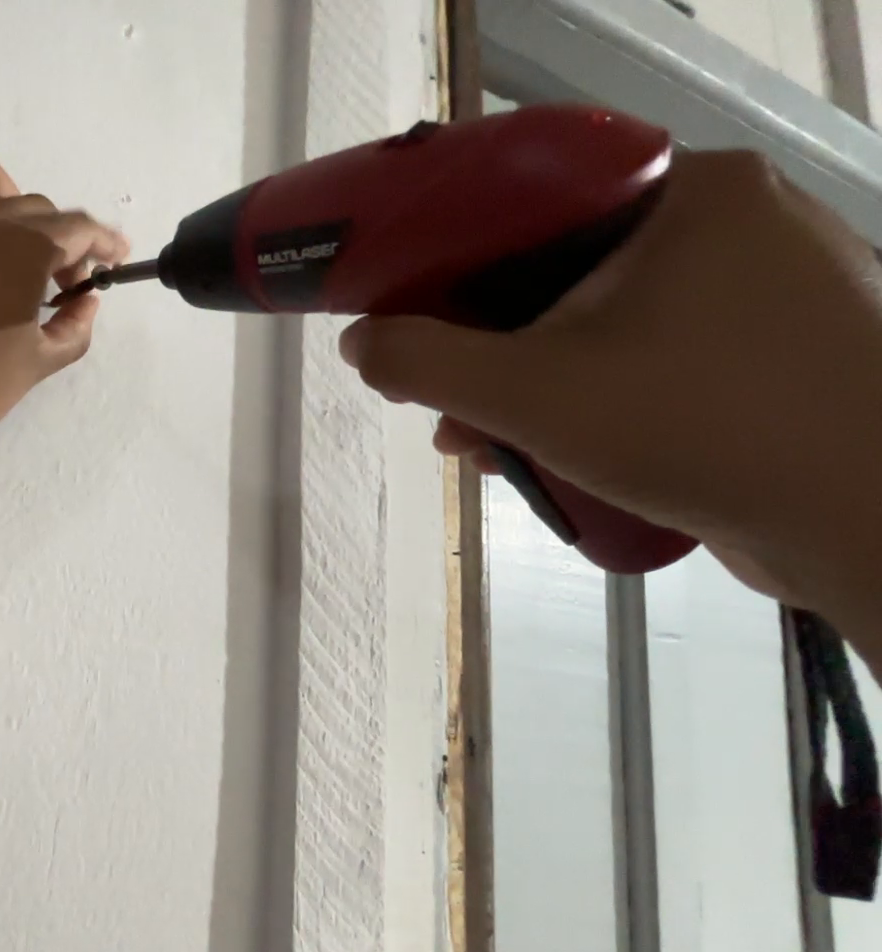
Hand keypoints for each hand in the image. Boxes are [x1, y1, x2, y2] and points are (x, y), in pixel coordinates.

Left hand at [0, 151, 128, 502]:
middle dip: (62, 240)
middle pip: (36, 208)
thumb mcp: (37, 363)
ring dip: (11, 203)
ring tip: (16, 250)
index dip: (103, 244)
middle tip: (63, 287)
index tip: (115, 260)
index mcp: (21, 247)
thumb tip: (86, 302)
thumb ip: (73, 326)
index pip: (76, 228)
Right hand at [341, 150, 881, 618]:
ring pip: (593, 323)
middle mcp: (733, 223)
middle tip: (439, 400)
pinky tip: (545, 450)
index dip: (450, 260)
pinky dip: (582, 396)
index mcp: (685, 195)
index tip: (408, 314)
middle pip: (553, 274)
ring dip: (519, 385)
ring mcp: (764, 287)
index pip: (531, 204)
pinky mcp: (774, 349)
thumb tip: (358, 340)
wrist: (874, 520)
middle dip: (479, 350)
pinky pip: (643, 355)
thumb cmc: (694, 426)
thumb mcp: (523, 392)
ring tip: (481, 445)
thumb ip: (420, 359)